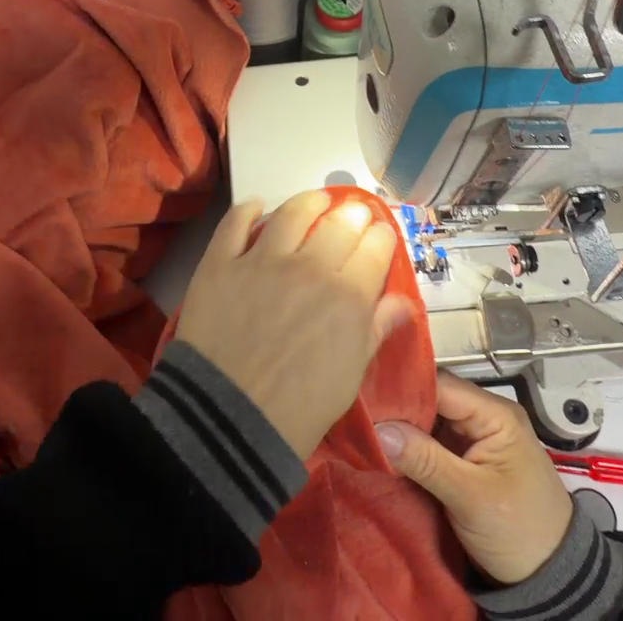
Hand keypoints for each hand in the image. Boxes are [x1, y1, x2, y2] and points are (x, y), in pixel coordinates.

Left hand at [174, 191, 413, 458]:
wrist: (228, 420)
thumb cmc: (300, 409)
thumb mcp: (350, 375)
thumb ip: (375, 330)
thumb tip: (402, 303)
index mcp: (349, 296)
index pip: (376, 247)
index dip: (381, 238)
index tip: (379, 237)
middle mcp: (311, 267)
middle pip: (339, 221)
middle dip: (352, 215)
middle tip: (351, 216)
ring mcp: (262, 259)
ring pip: (292, 212)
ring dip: (308, 202)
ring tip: (313, 202)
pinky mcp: (220, 261)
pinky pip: (236, 221)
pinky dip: (249, 209)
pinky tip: (257, 206)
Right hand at [375, 372, 573, 584]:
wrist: (552, 579)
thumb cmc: (521, 532)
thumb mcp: (472, 498)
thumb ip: (425, 461)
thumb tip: (378, 429)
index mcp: (495, 414)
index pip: (441, 386)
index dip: (403, 389)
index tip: (365, 398)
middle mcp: (483, 417)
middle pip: (431, 399)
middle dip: (396, 408)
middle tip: (357, 414)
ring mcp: (472, 439)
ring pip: (427, 420)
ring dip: (399, 427)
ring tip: (360, 427)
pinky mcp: (462, 460)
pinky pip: (429, 442)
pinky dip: (407, 446)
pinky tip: (379, 446)